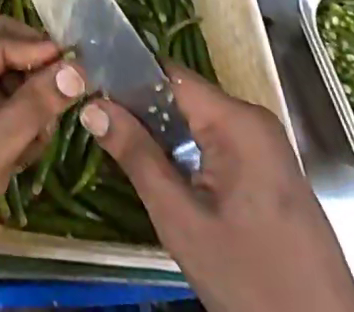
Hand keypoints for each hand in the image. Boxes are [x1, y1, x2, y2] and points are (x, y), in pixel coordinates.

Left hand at [0, 17, 84, 311]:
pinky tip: (26, 154)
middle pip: (7, 52)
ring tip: (38, 138)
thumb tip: (78, 70)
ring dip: (34, 104)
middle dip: (36, 72)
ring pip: (15, 80)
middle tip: (71, 87)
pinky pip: (14, 107)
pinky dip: (28, 124)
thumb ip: (36, 104)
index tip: (80, 61)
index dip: (39, 49)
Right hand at [81, 66, 353, 311]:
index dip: (127, 77)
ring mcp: (263, 143)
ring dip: (160, 134)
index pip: (169, 74)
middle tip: (95, 126)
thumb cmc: (251, 279)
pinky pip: (214, 141)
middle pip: (182, 96)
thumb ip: (137, 157)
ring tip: (117, 148)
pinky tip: (160, 174)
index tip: (88, 89)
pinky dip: (184, 152)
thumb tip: (93, 107)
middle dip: (139, 110)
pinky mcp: (265, 167)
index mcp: (237, 120)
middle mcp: (252, 119)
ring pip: (196, 121)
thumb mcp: (182, 220)